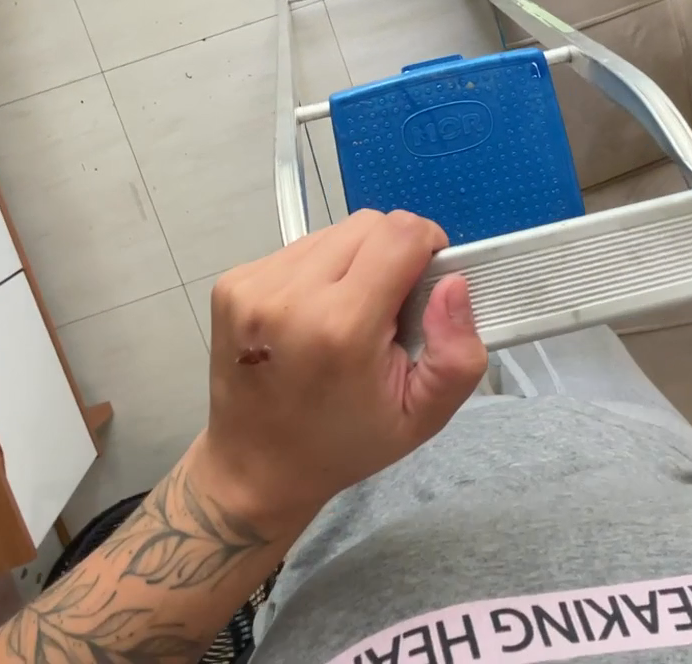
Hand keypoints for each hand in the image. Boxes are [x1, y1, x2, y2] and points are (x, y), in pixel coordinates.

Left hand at [189, 209, 485, 529]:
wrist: (254, 467)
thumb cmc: (344, 443)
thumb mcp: (423, 417)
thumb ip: (457, 355)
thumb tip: (454, 283)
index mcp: (341, 327)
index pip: (401, 233)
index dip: (429, 244)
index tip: (429, 280)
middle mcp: (290, 295)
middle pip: (370, 224)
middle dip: (394, 253)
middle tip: (391, 305)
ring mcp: (254, 284)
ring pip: (335, 231)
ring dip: (356, 260)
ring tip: (350, 312)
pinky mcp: (233, 281)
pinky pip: (301, 247)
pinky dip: (321, 269)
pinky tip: (315, 313)